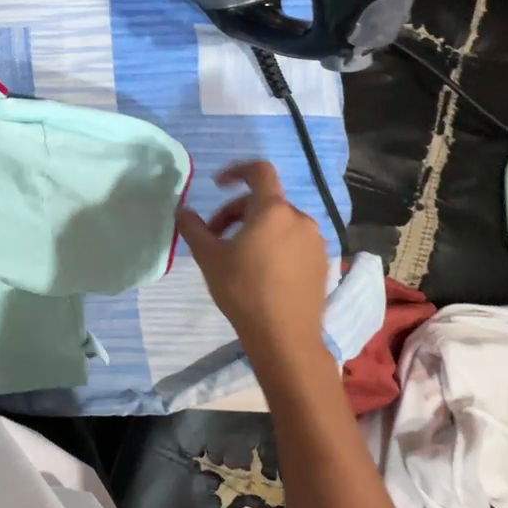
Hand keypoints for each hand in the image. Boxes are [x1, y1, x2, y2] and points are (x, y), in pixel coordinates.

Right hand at [176, 160, 328, 357]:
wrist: (285, 336)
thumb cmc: (243, 288)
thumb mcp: (207, 255)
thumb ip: (192, 226)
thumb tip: (184, 210)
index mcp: (273, 211)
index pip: (260, 172)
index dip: (236, 171)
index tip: (216, 185)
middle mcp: (300, 220)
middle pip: (265, 200)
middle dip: (236, 211)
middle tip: (215, 234)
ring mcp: (316, 242)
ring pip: (280, 222)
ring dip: (255, 228)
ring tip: (236, 254)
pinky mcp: (323, 264)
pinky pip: (294, 241)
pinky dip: (274, 244)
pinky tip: (260, 270)